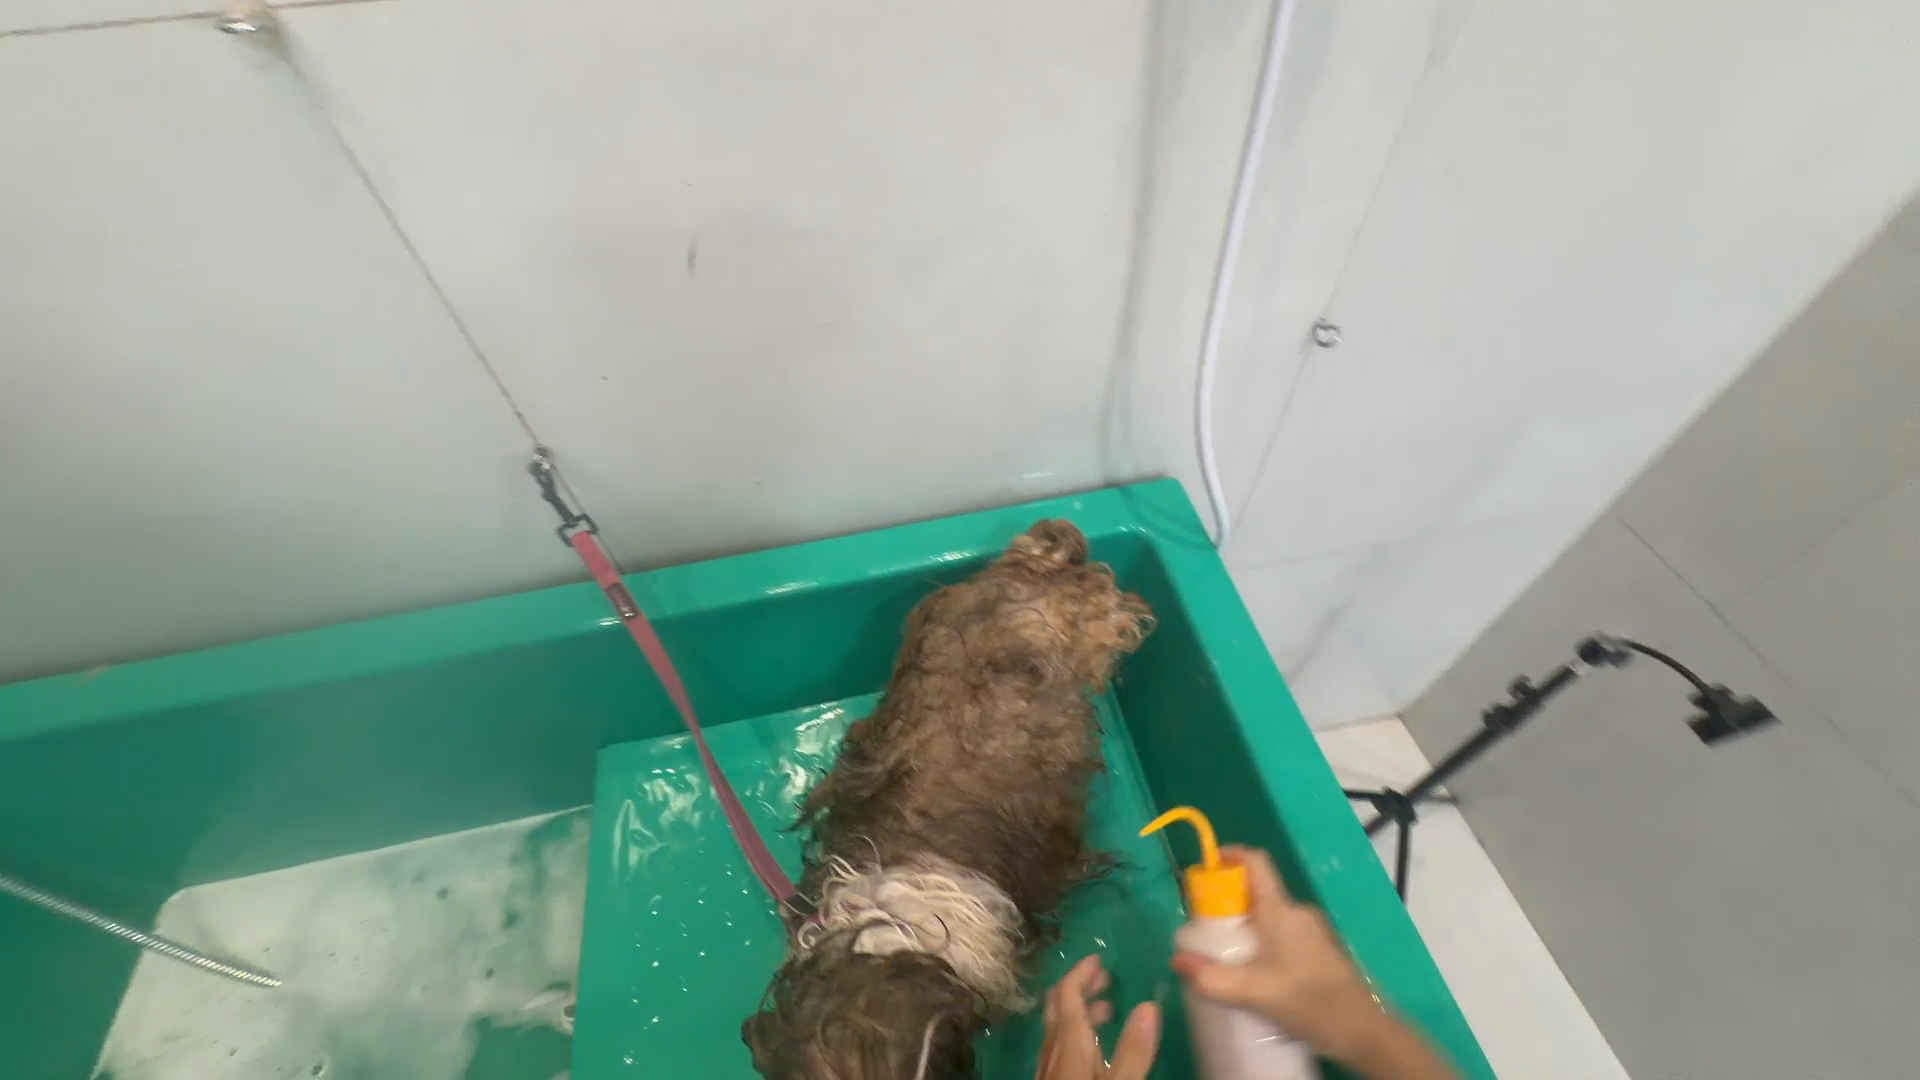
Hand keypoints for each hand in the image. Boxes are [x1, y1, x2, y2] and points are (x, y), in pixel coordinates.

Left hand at [1035, 955, 1159, 1079]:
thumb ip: (1133, 1049)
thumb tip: (1149, 1005)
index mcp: (1068, 1040)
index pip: (1067, 992)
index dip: (1081, 971)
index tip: (1098, 958)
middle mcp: (1051, 1046)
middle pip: (1058, 1004)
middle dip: (1081, 986)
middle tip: (1106, 980)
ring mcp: (1046, 1064)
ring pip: (1057, 1025)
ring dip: (1079, 1011)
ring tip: (1108, 1012)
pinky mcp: (1048, 1079)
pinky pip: (1058, 1043)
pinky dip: (1075, 1031)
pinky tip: (1093, 1047)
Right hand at [1170, 846, 1392, 1065]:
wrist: (1370, 1035)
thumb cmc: (1312, 1002)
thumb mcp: (1257, 993)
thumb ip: (1214, 978)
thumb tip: (1176, 960)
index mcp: (1280, 909)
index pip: (1255, 861)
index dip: (1230, 854)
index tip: (1206, 866)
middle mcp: (1297, 912)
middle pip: (1257, 891)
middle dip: (1229, 902)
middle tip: (1207, 927)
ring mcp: (1313, 932)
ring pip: (1271, 917)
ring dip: (1247, 928)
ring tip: (1229, 956)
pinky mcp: (1322, 953)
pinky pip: (1284, 935)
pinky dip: (1265, 944)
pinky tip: (1259, 976)